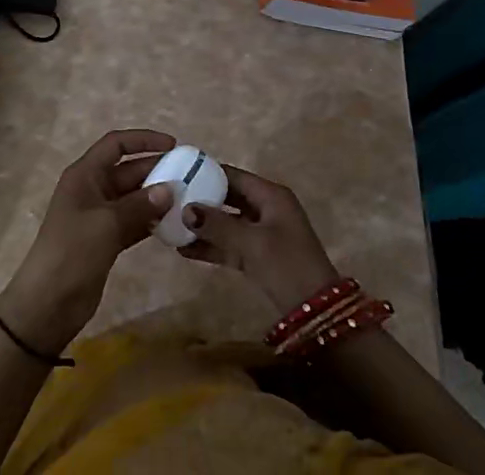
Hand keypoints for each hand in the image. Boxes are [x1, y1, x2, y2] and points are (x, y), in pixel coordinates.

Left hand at [0, 129, 175, 354]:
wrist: (48, 304)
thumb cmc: (72, 252)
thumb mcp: (106, 224)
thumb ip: (140, 205)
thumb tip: (170, 189)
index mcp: (84, 175)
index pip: (115, 145)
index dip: (143, 140)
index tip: (173, 145)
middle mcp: (92, 190)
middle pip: (128, 170)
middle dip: (156, 170)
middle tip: (190, 176)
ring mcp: (99, 216)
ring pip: (133, 197)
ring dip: (157, 197)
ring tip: (188, 199)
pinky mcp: (106, 240)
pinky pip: (134, 221)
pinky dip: (151, 221)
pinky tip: (174, 224)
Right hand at [178, 165, 340, 309]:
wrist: (316, 312)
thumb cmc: (286, 265)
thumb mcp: (251, 242)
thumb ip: (217, 225)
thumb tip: (185, 210)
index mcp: (271, 196)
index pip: (233, 175)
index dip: (206, 173)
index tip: (177, 175)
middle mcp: (266, 208)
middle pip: (228, 197)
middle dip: (200, 200)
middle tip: (169, 200)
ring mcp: (262, 233)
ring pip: (226, 222)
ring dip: (202, 226)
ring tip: (170, 225)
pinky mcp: (257, 255)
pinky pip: (229, 244)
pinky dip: (210, 246)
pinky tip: (183, 250)